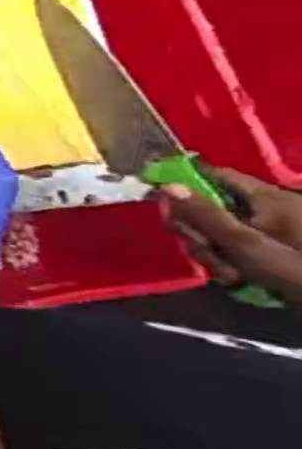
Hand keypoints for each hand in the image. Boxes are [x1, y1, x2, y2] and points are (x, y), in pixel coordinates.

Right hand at [163, 166, 301, 303]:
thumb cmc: (294, 270)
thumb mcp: (243, 244)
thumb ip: (204, 214)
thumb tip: (167, 185)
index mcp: (270, 198)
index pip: (217, 175)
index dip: (185, 182)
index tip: (159, 198)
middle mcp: (276, 205)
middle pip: (214, 206)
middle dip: (197, 229)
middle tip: (202, 250)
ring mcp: (280, 224)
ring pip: (223, 227)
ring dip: (213, 249)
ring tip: (228, 271)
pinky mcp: (282, 241)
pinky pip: (240, 239)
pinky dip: (231, 255)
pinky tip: (237, 273)